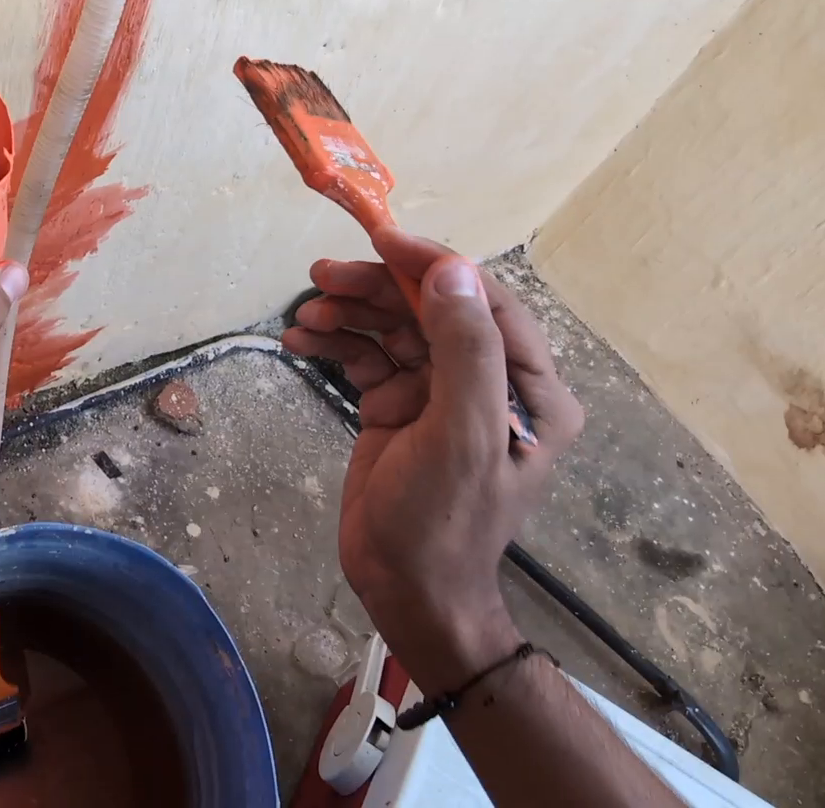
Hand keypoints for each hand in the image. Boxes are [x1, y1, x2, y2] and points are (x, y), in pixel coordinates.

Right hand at [281, 227, 583, 689]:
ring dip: (347, 317)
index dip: (433, 264)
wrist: (405, 585)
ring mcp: (436, 393)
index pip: (482, 300)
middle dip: (376, 289)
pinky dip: (333, 346)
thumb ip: (464, 349)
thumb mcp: (459, 434)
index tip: (378, 239)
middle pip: (428, 309)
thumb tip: (451, 269)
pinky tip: (299, 343)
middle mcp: (485, 381)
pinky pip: (364, 358)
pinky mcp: (396, 406)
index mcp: (525, 386)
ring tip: (303, 318)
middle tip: (319, 277)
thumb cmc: (441, 517)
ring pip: (390, 330)